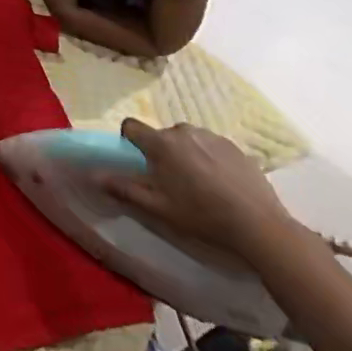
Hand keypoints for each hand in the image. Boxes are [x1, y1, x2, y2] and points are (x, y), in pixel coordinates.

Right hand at [102, 118, 299, 260]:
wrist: (257, 223)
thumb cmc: (201, 215)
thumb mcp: (158, 207)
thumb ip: (124, 188)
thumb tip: (94, 175)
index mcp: (162, 143)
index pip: (131, 126)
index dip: (129, 141)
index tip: (139, 163)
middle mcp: (183, 130)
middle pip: (161, 135)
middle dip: (161, 153)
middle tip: (172, 183)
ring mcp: (211, 135)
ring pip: (187, 139)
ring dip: (186, 154)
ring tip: (199, 184)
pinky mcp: (233, 144)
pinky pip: (210, 144)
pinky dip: (209, 157)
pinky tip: (221, 183)